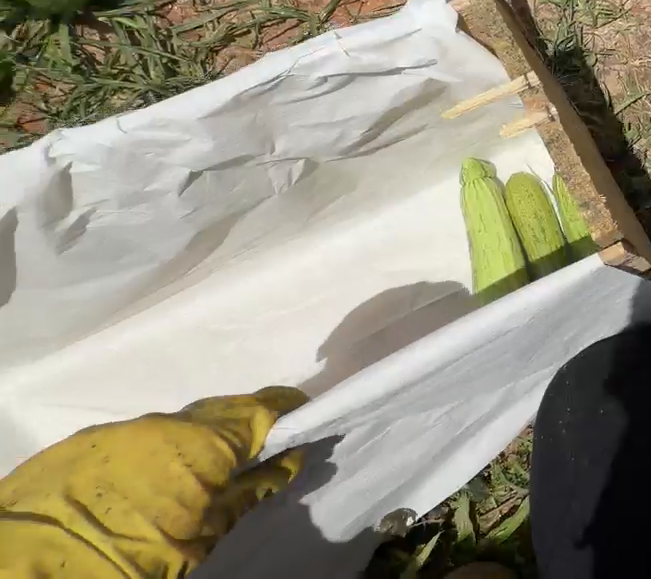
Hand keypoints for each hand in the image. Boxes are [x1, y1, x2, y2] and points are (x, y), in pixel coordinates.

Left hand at [0, 387, 308, 577]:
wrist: (12, 576)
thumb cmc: (130, 557)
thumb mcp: (205, 533)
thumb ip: (253, 489)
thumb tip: (293, 461)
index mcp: (208, 438)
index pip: (271, 404)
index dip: (294, 413)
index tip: (306, 429)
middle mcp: (167, 420)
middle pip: (224, 411)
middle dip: (242, 431)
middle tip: (249, 463)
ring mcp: (118, 431)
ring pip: (177, 425)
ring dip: (193, 444)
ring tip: (189, 481)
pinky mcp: (75, 447)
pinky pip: (134, 440)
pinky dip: (151, 456)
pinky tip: (140, 488)